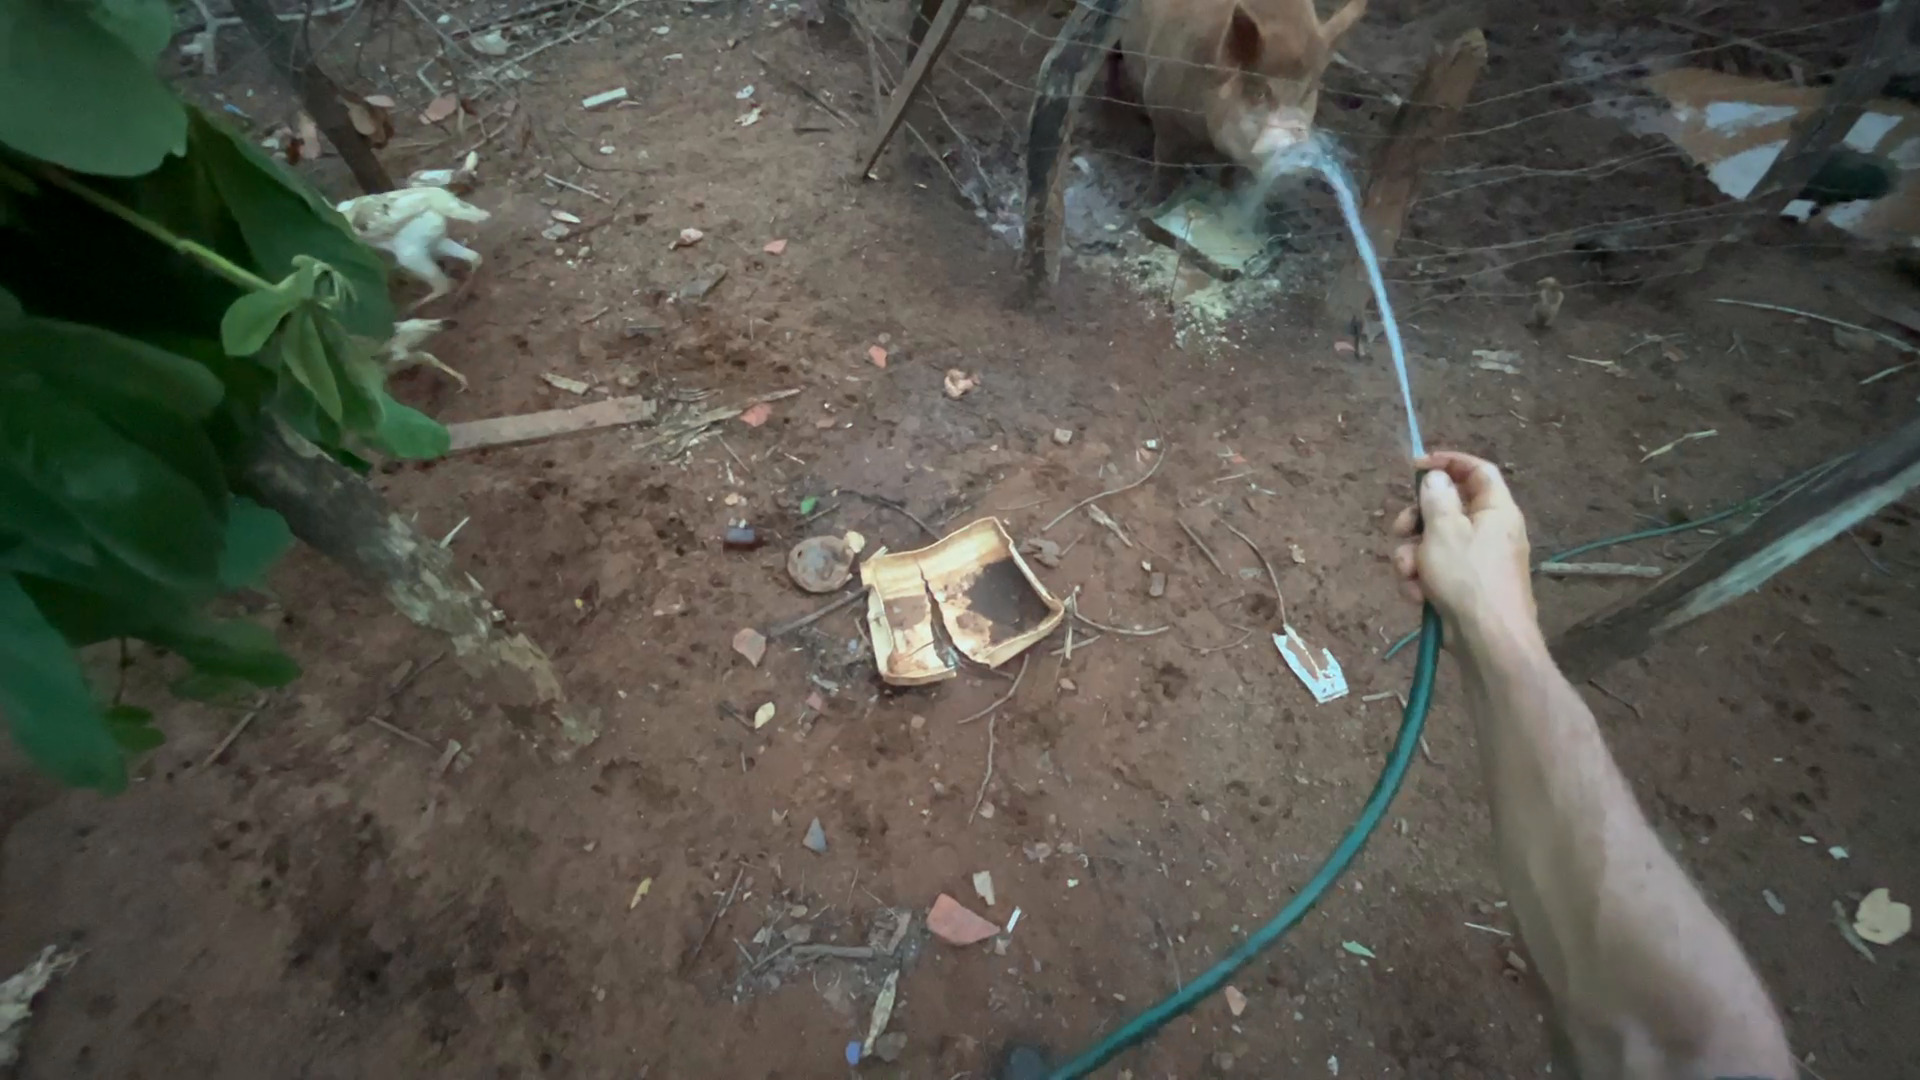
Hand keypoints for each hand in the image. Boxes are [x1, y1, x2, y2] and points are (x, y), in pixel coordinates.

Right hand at [1391, 451, 1535, 639]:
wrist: (1487, 637)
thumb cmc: (1468, 577)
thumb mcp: (1444, 531)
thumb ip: (1436, 499)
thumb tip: (1436, 478)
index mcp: (1495, 511)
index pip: (1477, 471)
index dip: (1448, 462)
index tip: (1415, 466)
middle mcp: (1488, 531)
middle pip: (1444, 509)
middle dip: (1414, 520)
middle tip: (1399, 530)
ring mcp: (1475, 559)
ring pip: (1430, 542)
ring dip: (1410, 556)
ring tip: (1408, 575)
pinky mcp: (1462, 583)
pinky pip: (1432, 569)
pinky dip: (1419, 579)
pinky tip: (1417, 594)